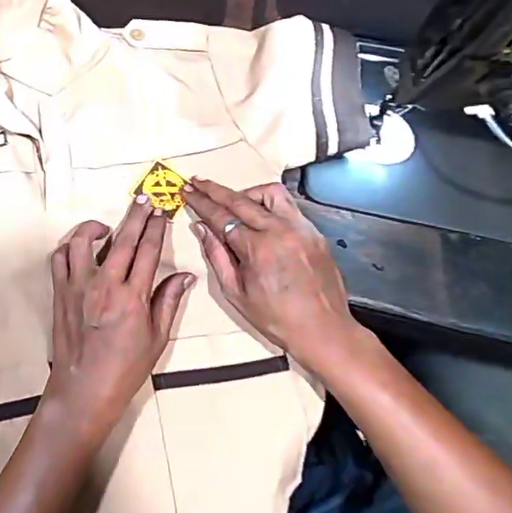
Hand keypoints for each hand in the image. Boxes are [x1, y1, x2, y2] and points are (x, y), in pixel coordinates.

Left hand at [45, 196, 194, 436]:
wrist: (83, 390)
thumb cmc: (124, 370)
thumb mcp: (156, 339)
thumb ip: (168, 301)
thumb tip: (185, 276)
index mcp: (132, 298)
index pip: (148, 250)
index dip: (157, 227)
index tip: (162, 210)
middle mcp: (104, 286)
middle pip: (123, 239)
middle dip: (136, 214)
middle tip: (145, 198)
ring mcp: (78, 287)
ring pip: (82, 241)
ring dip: (96, 227)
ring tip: (108, 226)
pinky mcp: (60, 293)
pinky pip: (60, 258)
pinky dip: (69, 247)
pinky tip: (81, 249)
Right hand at [183, 178, 361, 366]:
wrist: (323, 329)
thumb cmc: (276, 318)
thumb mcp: (236, 292)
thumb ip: (216, 256)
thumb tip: (201, 227)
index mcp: (258, 248)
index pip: (222, 216)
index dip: (201, 202)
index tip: (188, 191)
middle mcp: (280, 231)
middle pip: (241, 200)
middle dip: (215, 190)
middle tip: (198, 183)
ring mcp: (301, 228)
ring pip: (270, 193)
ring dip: (247, 192)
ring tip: (233, 200)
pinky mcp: (314, 232)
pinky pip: (289, 207)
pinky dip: (270, 205)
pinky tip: (260, 215)